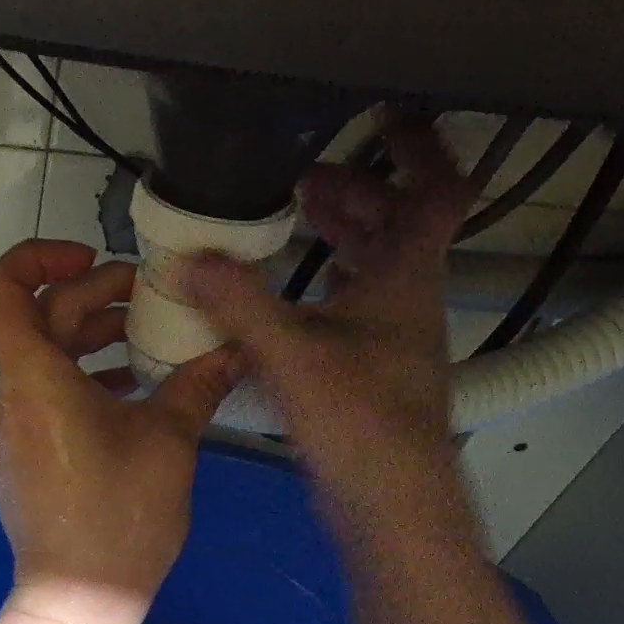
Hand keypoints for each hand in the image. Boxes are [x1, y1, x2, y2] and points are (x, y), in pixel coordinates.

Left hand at [0, 240, 242, 623]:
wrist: (77, 599)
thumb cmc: (119, 516)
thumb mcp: (169, 442)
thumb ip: (197, 385)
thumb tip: (235, 350)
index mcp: (33, 379)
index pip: (0, 290)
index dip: (37, 257)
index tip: (92, 260)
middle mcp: (8, 395)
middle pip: (37, 318)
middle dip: (93, 295)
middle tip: (148, 296)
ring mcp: (8, 426)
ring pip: (41, 357)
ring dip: (90, 336)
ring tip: (146, 337)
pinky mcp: (17, 453)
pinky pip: (43, 394)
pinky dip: (81, 376)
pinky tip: (129, 388)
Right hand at [171, 119, 477, 510]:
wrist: (390, 503)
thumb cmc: (358, 421)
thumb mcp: (291, 355)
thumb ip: (237, 303)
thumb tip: (185, 258)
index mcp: (405, 280)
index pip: (438, 193)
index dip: (419, 149)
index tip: (384, 120)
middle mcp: (405, 301)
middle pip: (397, 227)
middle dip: (356, 194)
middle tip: (302, 178)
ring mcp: (389, 338)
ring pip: (372, 268)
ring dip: (339, 238)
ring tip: (289, 221)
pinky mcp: (368, 370)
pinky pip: (349, 306)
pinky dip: (321, 286)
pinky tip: (281, 295)